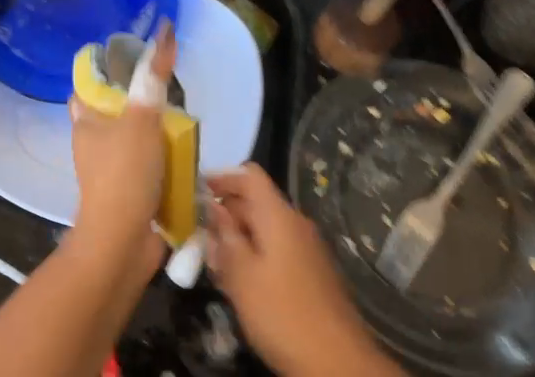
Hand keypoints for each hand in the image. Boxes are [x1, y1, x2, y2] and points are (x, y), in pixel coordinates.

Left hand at [66, 27, 172, 279]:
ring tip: (181, 125)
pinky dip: (160, 163)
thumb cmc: (125, 173)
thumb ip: (154, 78)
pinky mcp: (125, 195)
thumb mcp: (142, 119)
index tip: (134, 64)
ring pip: (130, 142)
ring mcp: (107, 172)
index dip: (107, 73)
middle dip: (138, 106)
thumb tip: (165, 31)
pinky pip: (144, 170)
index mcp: (85, 122)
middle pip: (113, 114)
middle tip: (168, 95)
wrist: (123, 242)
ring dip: (152, 136)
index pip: (88, 87)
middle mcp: (91, 144)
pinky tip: (181, 158)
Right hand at [206, 164, 396, 376]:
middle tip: (200, 236)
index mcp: (278, 216)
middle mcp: (296, 224)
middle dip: (225, 213)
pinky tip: (240, 283)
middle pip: (256, 202)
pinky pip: (277, 250)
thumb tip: (213, 206)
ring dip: (238, 238)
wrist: (338, 363)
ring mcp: (307, 249)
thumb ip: (225, 235)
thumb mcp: (241, 275)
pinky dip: (255, 256)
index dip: (222, 177)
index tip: (196, 191)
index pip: (249, 175)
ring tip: (215, 264)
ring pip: (265, 229)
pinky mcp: (312, 273)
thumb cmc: (281, 313)